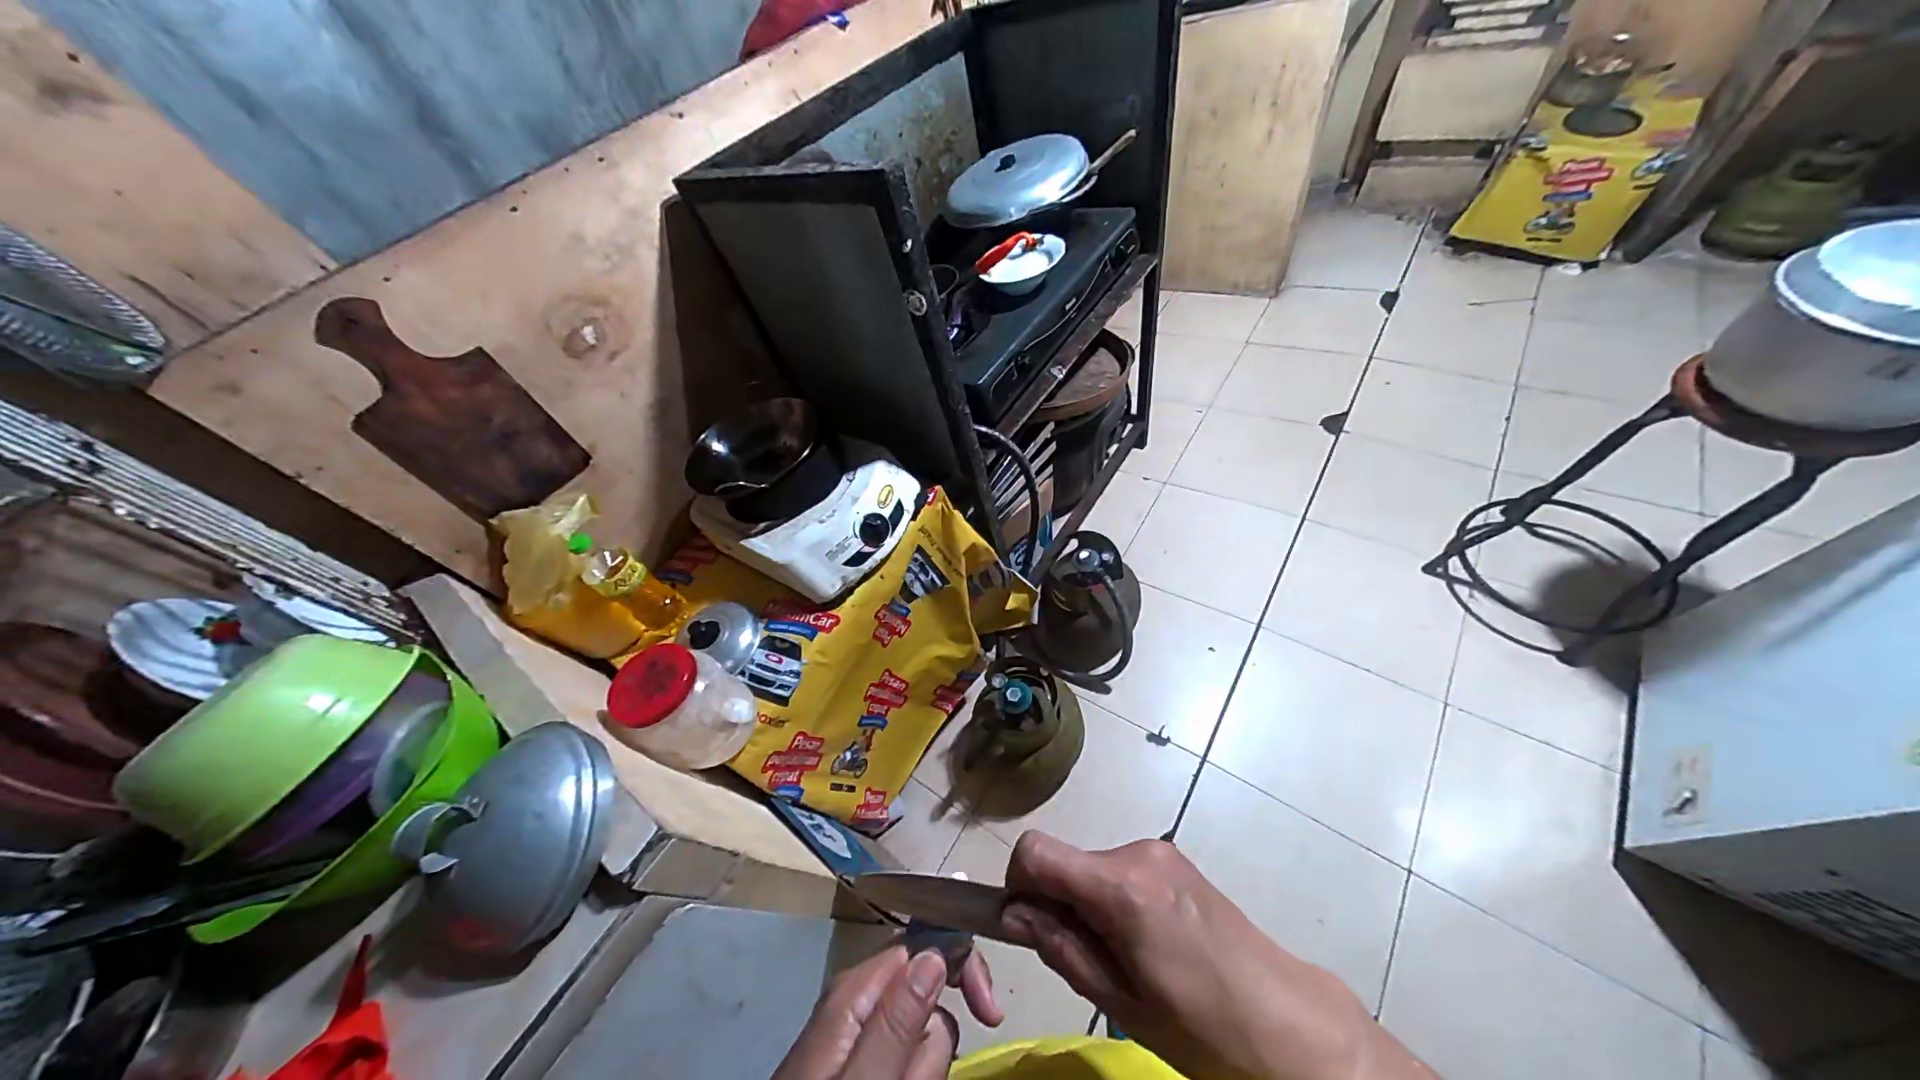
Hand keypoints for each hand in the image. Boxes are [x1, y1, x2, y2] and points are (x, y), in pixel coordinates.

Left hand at [773, 943, 1002, 1079]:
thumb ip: (898, 1017)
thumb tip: (935, 953)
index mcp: (856, 990)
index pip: (922, 942)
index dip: (962, 968)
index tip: (988, 1012)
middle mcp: (859, 1001)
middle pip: (927, 994)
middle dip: (935, 1043)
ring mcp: (861, 1034)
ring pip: (923, 1034)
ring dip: (921, 1071)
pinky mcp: (866, 1062)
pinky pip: (908, 1060)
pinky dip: (911, 1079)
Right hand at [1000, 832, 1434, 1079]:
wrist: (1286, 1022)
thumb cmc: (1200, 1023)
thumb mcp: (1119, 1001)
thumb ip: (1059, 947)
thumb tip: (1012, 915)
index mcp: (1121, 885)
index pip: (1035, 850)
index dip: (1017, 885)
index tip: (1028, 926)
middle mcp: (1137, 852)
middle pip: (1064, 860)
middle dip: (1056, 902)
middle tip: (1083, 959)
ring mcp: (1160, 853)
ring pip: (1090, 866)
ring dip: (1085, 903)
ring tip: (1121, 957)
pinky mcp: (1174, 861)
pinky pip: (1119, 869)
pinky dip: (1110, 898)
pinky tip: (1141, 942)